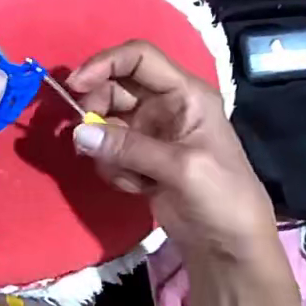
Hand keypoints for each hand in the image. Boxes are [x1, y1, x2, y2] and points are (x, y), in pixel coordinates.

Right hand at [66, 40, 279, 268]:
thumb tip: (79, 132)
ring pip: (106, 121)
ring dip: (105, 148)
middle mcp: (166, 105)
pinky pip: (108, 150)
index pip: (139, 57)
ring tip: (128, 177)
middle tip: (86, 137)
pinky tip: (136, 188)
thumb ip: (129, 147)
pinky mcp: (139, 158)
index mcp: (186, 93)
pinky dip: (112, 168)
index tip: (75, 86)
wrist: (230, 248)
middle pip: (114, 87)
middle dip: (96, 110)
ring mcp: (150, 132)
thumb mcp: (180, 168)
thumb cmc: (222, 197)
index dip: (105, 63)